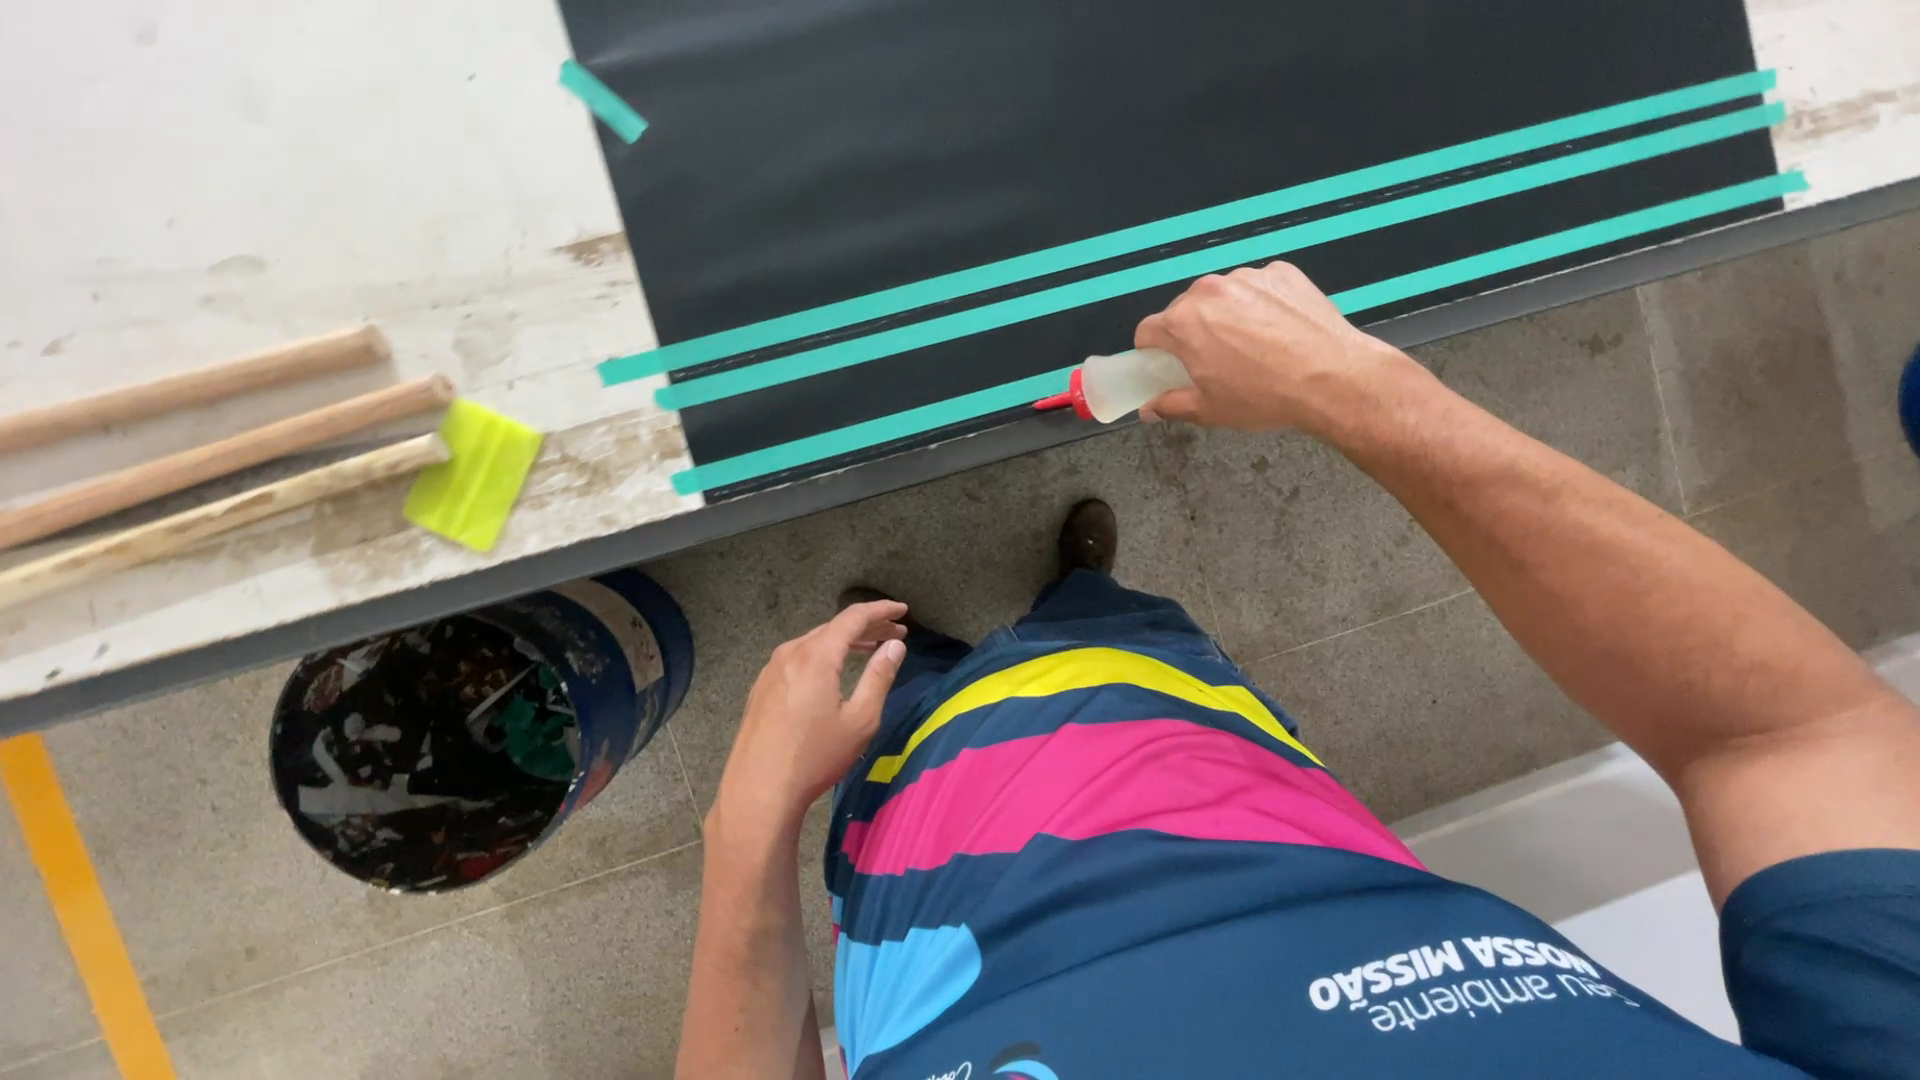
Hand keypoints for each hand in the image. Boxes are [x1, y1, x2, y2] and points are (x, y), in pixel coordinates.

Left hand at [711, 601, 909, 834]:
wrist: (758, 791)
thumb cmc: (815, 757)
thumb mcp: (860, 720)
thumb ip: (879, 677)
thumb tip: (895, 646)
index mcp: (816, 656)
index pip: (853, 618)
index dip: (881, 610)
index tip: (903, 610)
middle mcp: (790, 653)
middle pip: (833, 627)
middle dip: (866, 626)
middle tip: (895, 634)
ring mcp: (771, 670)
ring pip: (814, 642)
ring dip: (844, 641)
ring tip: (870, 648)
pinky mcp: (762, 687)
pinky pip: (798, 658)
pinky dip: (823, 655)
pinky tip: (834, 670)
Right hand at [1134, 261, 1421, 433]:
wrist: (1333, 379)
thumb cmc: (1265, 397)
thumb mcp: (1209, 410)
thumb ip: (1171, 405)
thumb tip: (1150, 408)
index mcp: (1183, 324)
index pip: (1147, 331)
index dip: (1152, 352)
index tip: (1166, 365)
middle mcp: (1210, 291)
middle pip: (1184, 309)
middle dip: (1192, 332)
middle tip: (1213, 361)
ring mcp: (1248, 277)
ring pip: (1222, 296)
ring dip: (1226, 316)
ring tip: (1252, 347)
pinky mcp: (1281, 273)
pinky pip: (1258, 288)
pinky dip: (1260, 305)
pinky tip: (1277, 332)